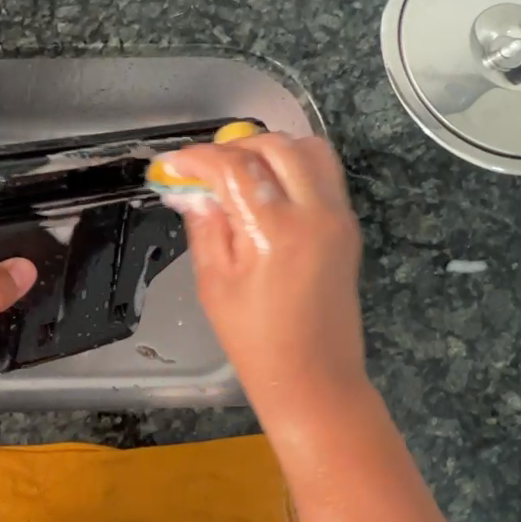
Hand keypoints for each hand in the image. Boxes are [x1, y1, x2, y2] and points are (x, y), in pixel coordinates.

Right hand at [153, 133, 366, 425]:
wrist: (313, 374)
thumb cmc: (255, 339)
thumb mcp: (213, 282)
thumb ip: (206, 226)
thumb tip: (193, 190)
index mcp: (275, 231)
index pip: (235, 168)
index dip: (198, 158)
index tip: (174, 163)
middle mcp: (315, 214)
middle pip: (276, 147)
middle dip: (234, 147)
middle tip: (204, 168)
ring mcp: (337, 217)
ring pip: (308, 150)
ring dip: (268, 150)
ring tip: (237, 172)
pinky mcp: (346, 225)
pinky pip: (322, 173)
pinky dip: (291, 166)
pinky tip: (264, 189)